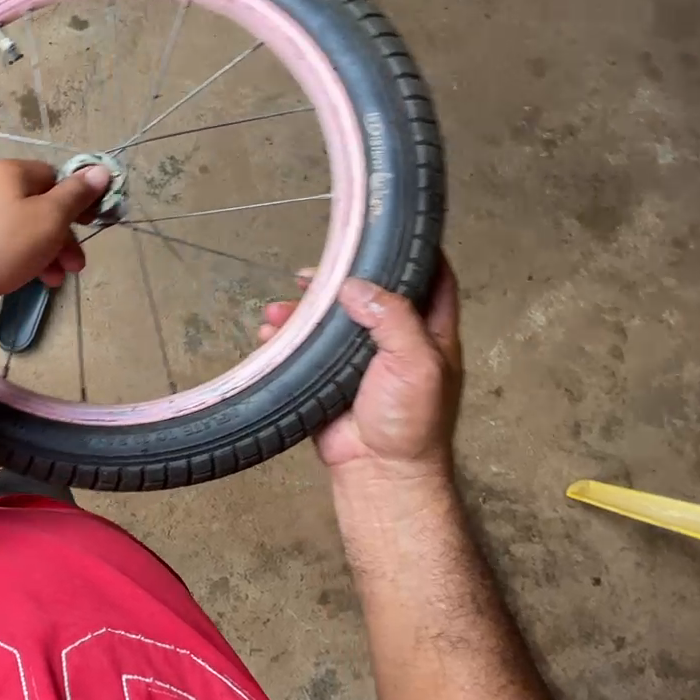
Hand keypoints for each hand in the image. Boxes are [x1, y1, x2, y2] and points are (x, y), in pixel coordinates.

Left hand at [0, 159, 109, 315]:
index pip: (53, 176)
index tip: (88, 225)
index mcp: (8, 171)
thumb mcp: (51, 218)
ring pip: (22, 227)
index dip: (75, 200)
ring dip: (46, 252)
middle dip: (63, 236)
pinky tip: (31, 279)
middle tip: (76, 264)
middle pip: (38, 205)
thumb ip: (77, 194)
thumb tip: (100, 170)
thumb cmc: (6, 246)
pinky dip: (21, 256)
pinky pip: (2, 241)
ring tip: (57, 279)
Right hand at [259, 256, 461, 481]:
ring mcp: (357, 357)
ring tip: (277, 310)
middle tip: (308, 273)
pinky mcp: (325, 374)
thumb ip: (393, 319)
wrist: (375, 469)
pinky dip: (283, 337)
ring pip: (327, 320)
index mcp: (428, 332)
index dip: (413, 252)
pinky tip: (269, 334)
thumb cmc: (409, 420)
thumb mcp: (415, 364)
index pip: (430, 279)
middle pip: (366, 294)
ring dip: (300, 310)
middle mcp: (394, 338)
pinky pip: (302, 347)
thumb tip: (354, 285)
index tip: (385, 230)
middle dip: (336, 281)